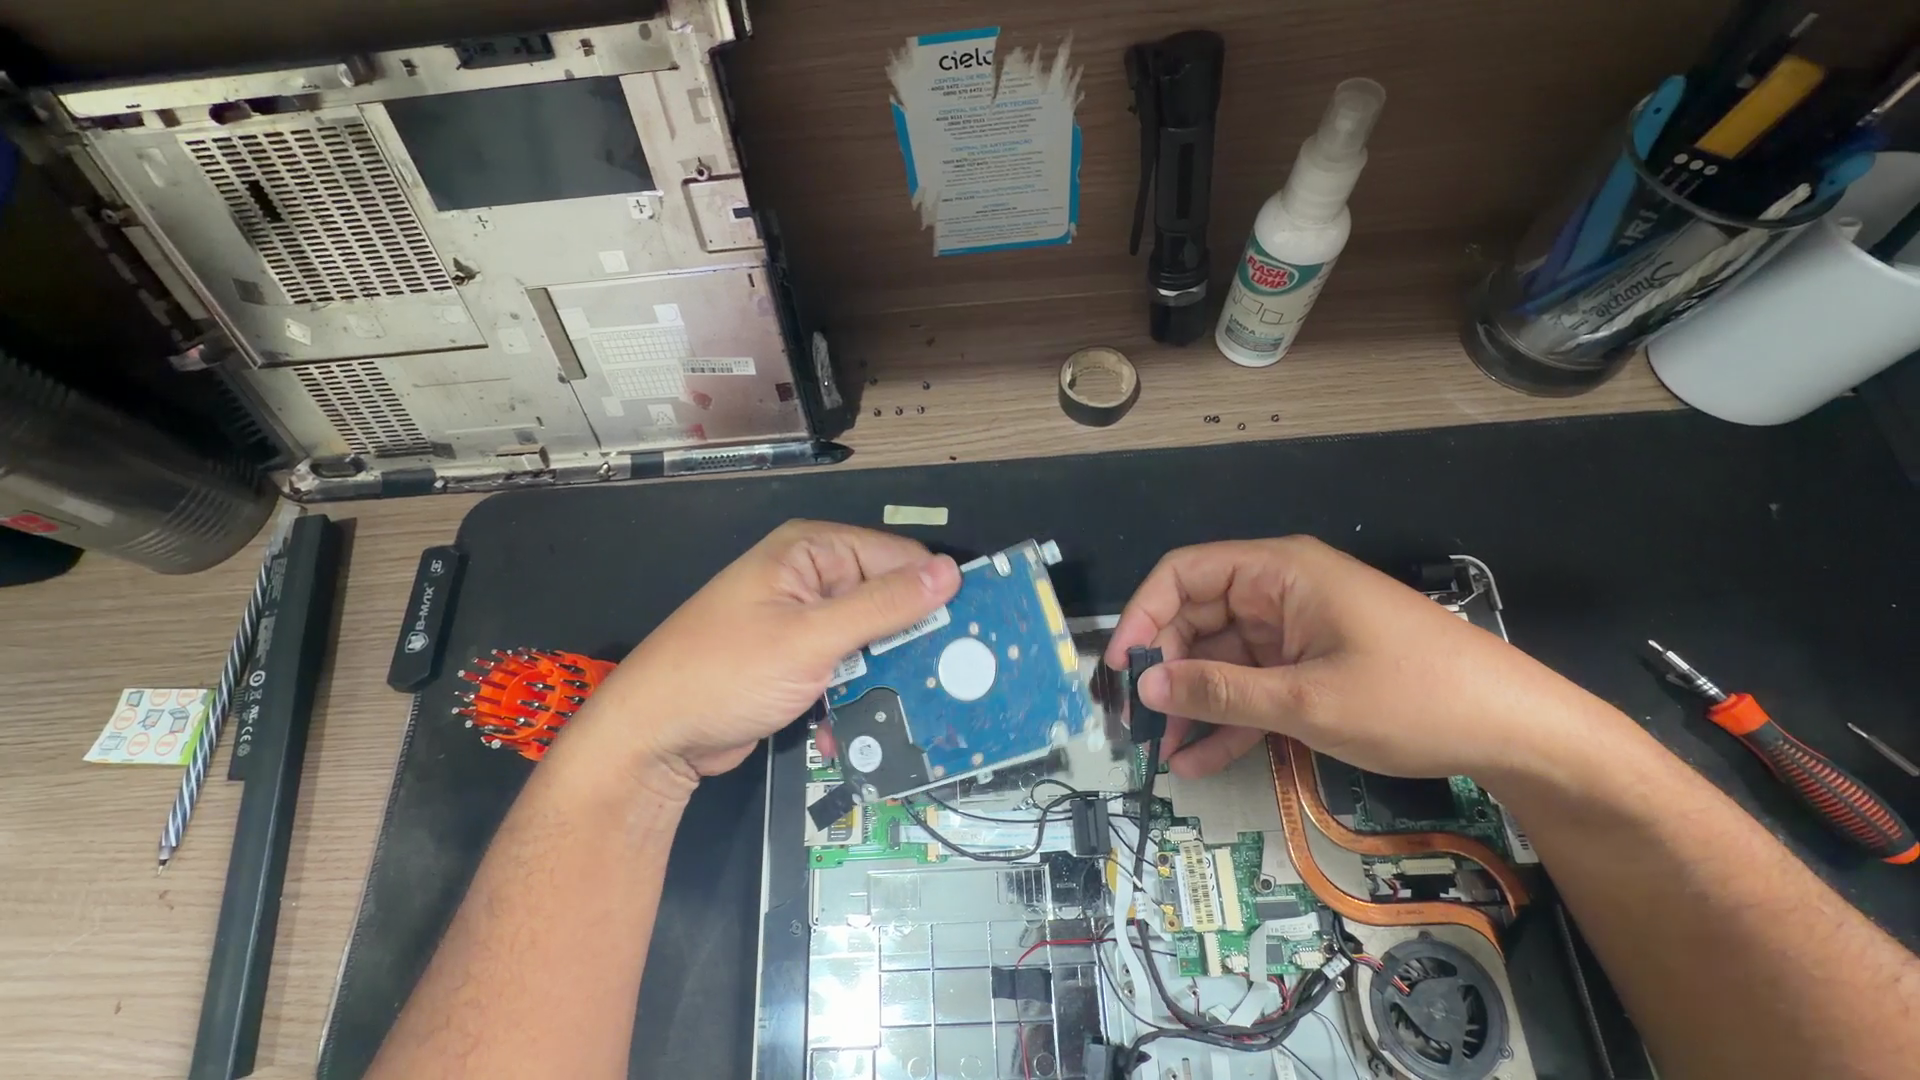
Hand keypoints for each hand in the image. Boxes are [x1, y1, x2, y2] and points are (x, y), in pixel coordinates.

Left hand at [558, 520, 959, 792]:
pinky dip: (854, 694)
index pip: (896, 558)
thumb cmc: (724, 673)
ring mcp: (803, 623)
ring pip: (871, 641)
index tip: (973, 629)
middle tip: (947, 676)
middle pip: (886, 600)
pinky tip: (850, 722)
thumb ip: (883, 606)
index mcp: (810, 551)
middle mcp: (810, 579)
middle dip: (909, 640)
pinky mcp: (799, 661)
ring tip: (904, 706)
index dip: (934, 591)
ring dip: (882, 675)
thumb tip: (948, 573)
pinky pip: (847, 669)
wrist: (654, 737)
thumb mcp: (810, 638)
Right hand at [1102, 536, 1604, 783]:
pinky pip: (1252, 689)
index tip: (1120, 671)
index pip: (1184, 574)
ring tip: (1159, 755)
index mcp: (1278, 572)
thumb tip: (1144, 687)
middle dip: (1164, 672)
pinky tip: (1197, 761)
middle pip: (1197, 620)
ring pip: (1221, 661)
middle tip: (1134, 724)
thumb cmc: (1412, 698)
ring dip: (1191, 705)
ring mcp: (1294, 633)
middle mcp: (1279, 593)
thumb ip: (1219, 691)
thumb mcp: (1306, 700)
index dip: (1143, 617)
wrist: (1516, 732)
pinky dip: (1227, 720)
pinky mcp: (1309, 669)